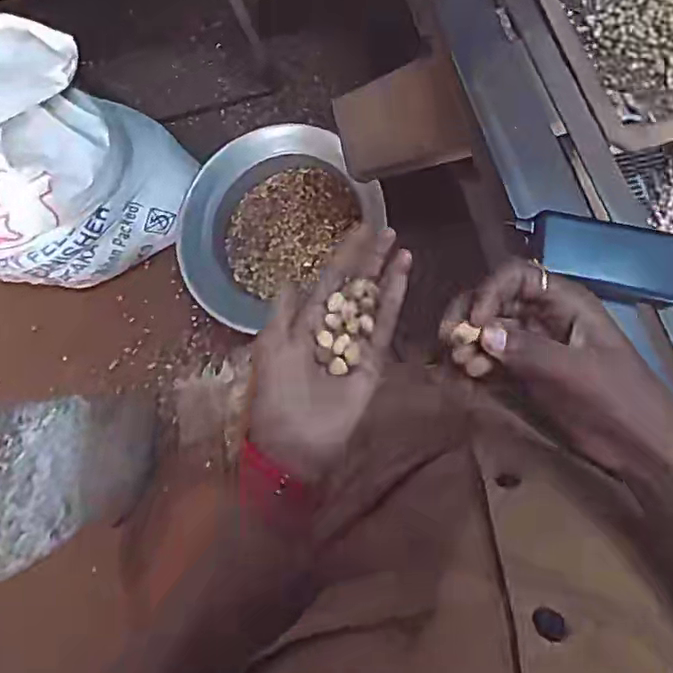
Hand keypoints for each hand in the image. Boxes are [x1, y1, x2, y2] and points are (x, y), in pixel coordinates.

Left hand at [247, 226, 411, 484]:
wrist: (293, 442)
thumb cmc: (275, 394)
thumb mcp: (271, 346)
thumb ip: (283, 312)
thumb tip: (291, 279)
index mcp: (308, 320)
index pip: (330, 279)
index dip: (344, 254)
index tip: (360, 230)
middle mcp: (334, 326)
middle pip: (355, 285)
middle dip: (370, 257)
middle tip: (386, 230)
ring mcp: (355, 342)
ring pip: (373, 301)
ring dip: (385, 274)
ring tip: (400, 247)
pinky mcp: (372, 361)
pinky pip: (383, 326)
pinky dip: (392, 300)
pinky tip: (400, 277)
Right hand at [441, 259, 672, 490]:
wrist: (646, 452)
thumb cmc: (625, 402)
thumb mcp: (580, 373)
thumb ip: (531, 351)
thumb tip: (483, 332)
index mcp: (565, 302)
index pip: (516, 276)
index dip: (490, 291)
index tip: (475, 321)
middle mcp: (544, 315)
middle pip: (494, 298)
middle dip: (469, 315)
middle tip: (451, 339)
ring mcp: (533, 343)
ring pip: (487, 327)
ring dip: (468, 340)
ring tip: (461, 362)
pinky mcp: (526, 371)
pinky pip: (491, 357)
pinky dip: (475, 362)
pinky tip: (468, 374)